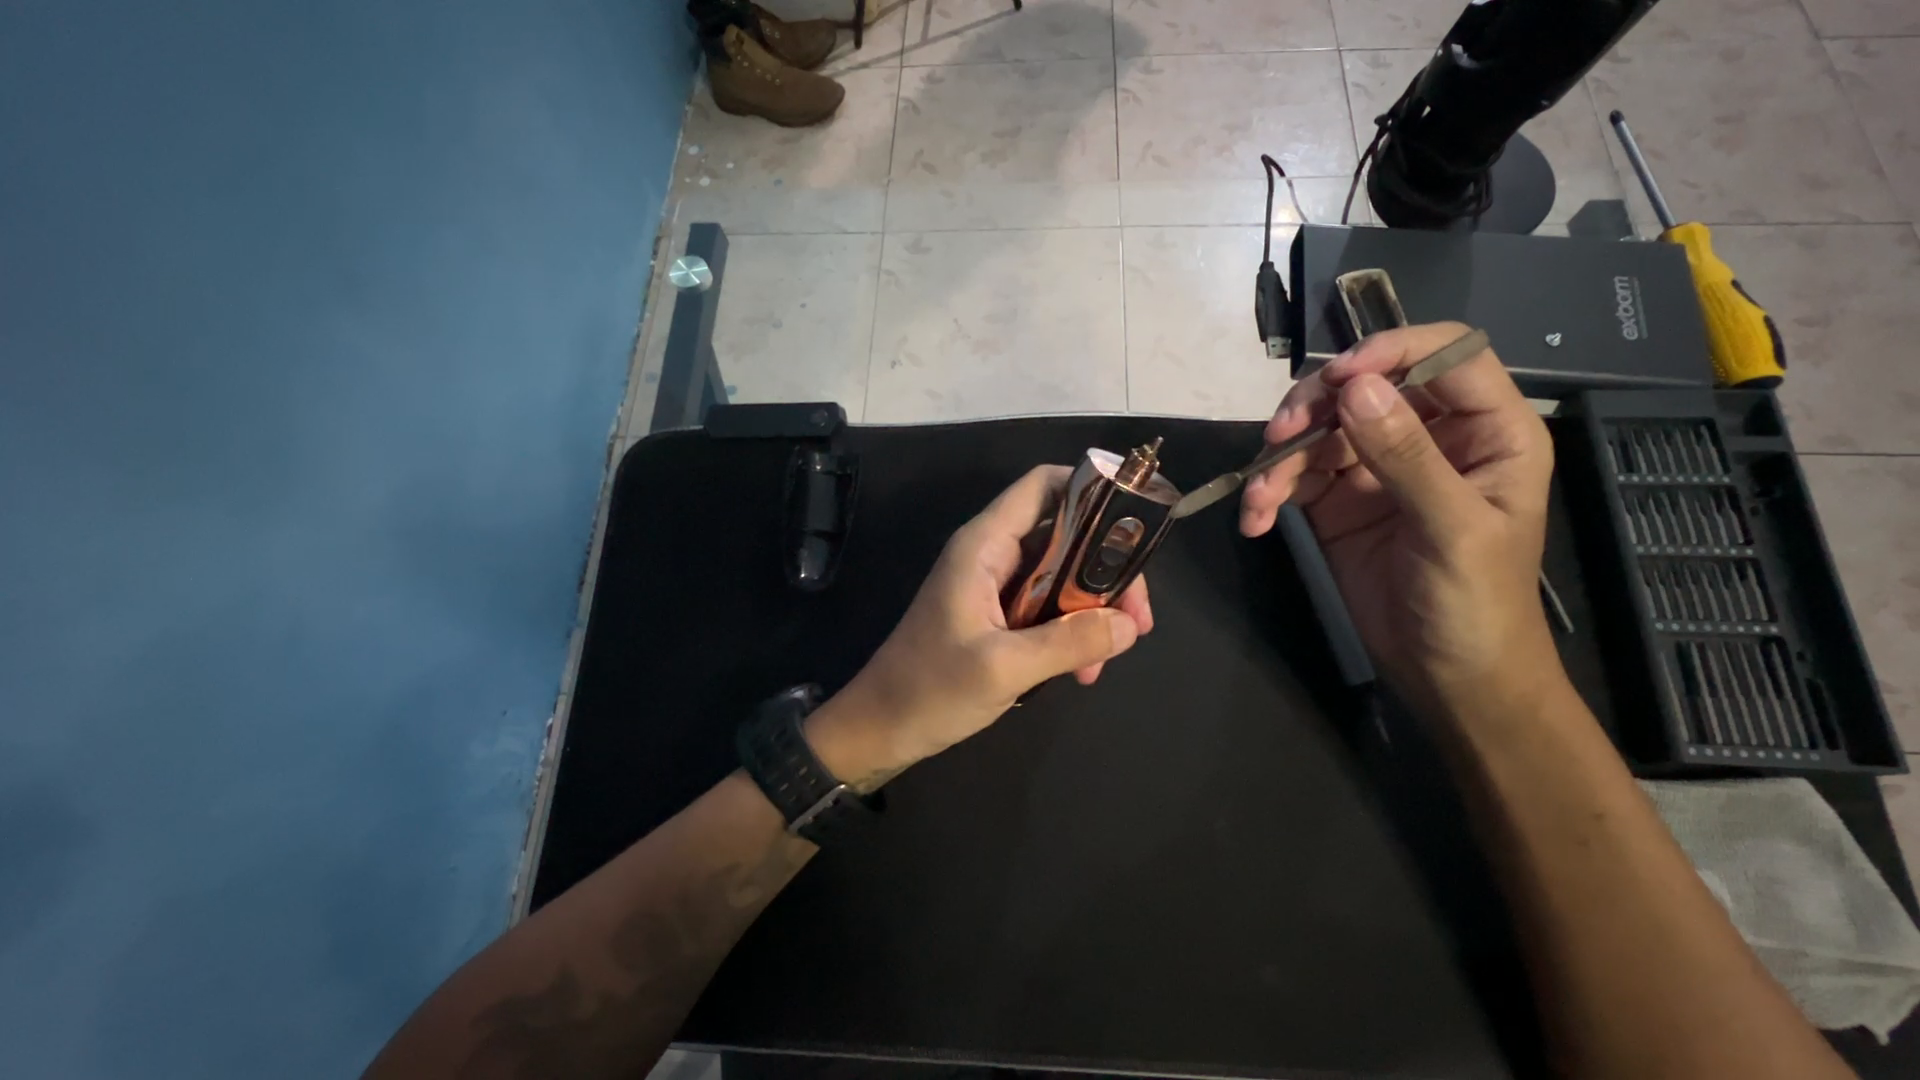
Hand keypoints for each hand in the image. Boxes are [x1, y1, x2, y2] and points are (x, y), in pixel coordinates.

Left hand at [806, 465, 1153, 789]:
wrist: (879, 729)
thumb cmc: (929, 691)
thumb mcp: (1004, 668)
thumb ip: (1069, 641)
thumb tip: (1128, 625)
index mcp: (984, 546)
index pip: (1044, 486)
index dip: (1093, 490)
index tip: (1137, 527)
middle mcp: (992, 556)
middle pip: (1067, 535)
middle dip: (1106, 571)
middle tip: (1136, 619)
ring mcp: (994, 588)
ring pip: (1062, 577)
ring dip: (1092, 611)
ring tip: (1108, 656)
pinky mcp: (997, 619)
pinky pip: (1047, 610)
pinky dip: (1071, 632)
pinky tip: (1082, 671)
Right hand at [1238, 322, 1559, 716]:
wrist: (1448, 678)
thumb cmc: (1479, 604)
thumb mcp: (1453, 529)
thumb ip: (1407, 456)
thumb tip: (1357, 388)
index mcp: (1487, 431)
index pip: (1445, 356)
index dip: (1393, 350)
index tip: (1340, 376)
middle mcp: (1431, 437)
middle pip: (1366, 386)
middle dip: (1316, 406)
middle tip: (1281, 435)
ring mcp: (1378, 468)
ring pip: (1321, 429)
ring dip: (1282, 456)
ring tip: (1262, 497)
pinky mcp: (1337, 502)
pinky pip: (1295, 477)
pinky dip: (1269, 494)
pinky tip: (1257, 522)